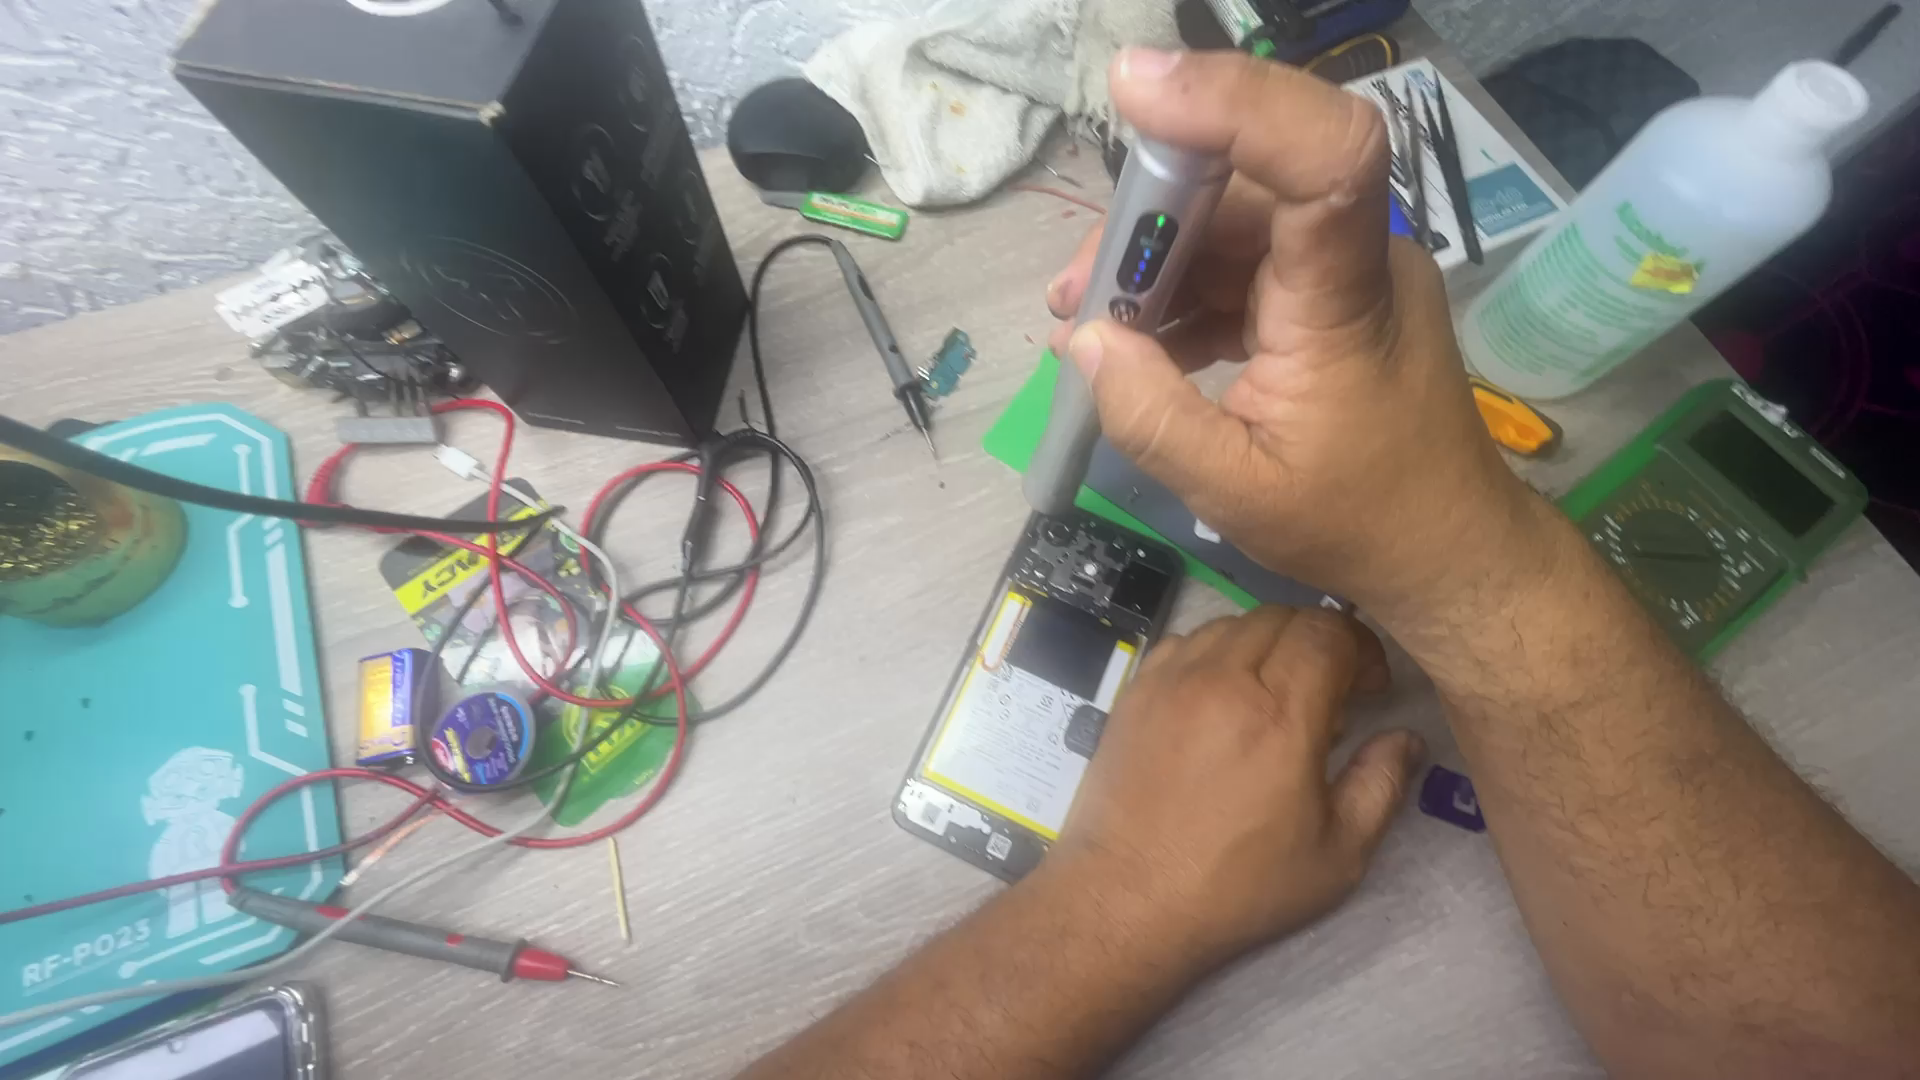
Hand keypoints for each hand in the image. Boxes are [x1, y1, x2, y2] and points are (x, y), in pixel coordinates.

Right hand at [1046, 49, 1546, 619]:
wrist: (1437, 551)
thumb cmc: (1352, 524)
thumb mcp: (1233, 490)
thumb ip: (1151, 418)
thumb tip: (1086, 341)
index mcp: (1344, 301)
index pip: (1322, 156)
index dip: (1233, 102)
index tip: (1134, 89)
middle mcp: (1349, 264)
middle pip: (1242, 192)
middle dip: (1142, 231)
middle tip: (1073, 295)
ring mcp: (1334, 280)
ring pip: (1229, 232)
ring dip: (1150, 272)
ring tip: (1089, 329)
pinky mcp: (1320, 304)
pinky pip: (1238, 275)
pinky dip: (1179, 303)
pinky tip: (1138, 348)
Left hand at [1050, 606, 1424, 964]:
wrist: (1129, 891)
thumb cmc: (1238, 882)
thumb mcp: (1336, 852)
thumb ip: (1380, 783)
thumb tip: (1406, 738)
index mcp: (1278, 714)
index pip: (1326, 631)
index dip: (1360, 646)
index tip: (1368, 686)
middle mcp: (1220, 679)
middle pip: (1280, 617)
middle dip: (1317, 640)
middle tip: (1328, 690)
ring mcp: (1169, 678)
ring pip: (1230, 623)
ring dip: (1265, 643)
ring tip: (1272, 692)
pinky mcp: (1135, 689)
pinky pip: (1182, 642)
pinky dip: (1212, 652)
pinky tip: (1217, 693)